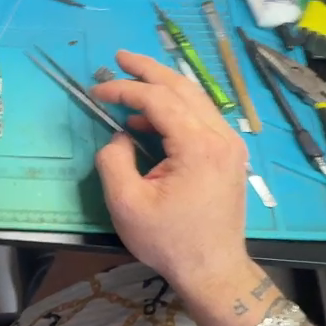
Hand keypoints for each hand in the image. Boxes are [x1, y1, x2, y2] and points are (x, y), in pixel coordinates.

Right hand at [89, 50, 256, 298]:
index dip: (125, 89)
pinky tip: (150, 116)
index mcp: (198, 146)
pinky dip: (174, 106)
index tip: (97, 90)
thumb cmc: (168, 240)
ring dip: (162, 85)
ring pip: (195, 98)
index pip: (159, 100)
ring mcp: (229, 145)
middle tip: (119, 56)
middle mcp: (220, 136)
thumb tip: (120, 136)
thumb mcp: (126, 203)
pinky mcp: (228, 155)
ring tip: (132, 77)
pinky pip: (201, 116)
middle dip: (148, 69)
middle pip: (183, 88)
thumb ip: (114, 160)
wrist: (212, 269)